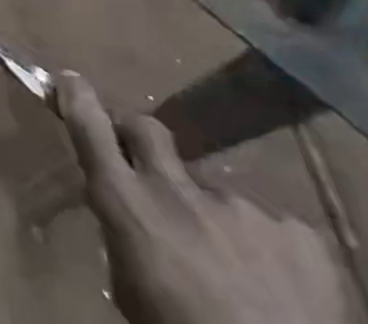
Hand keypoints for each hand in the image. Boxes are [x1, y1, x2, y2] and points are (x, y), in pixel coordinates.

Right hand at [57, 73, 354, 323]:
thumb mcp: (129, 286)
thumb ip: (124, 236)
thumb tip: (128, 216)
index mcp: (127, 202)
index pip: (90, 130)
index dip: (78, 99)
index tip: (71, 80)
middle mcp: (177, 190)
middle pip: (146, 130)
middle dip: (136, 133)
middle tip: (141, 155)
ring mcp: (241, 206)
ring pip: (212, 191)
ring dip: (209, 213)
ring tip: (229, 261)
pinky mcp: (296, 231)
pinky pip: (266, 224)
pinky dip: (260, 244)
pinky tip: (271, 280)